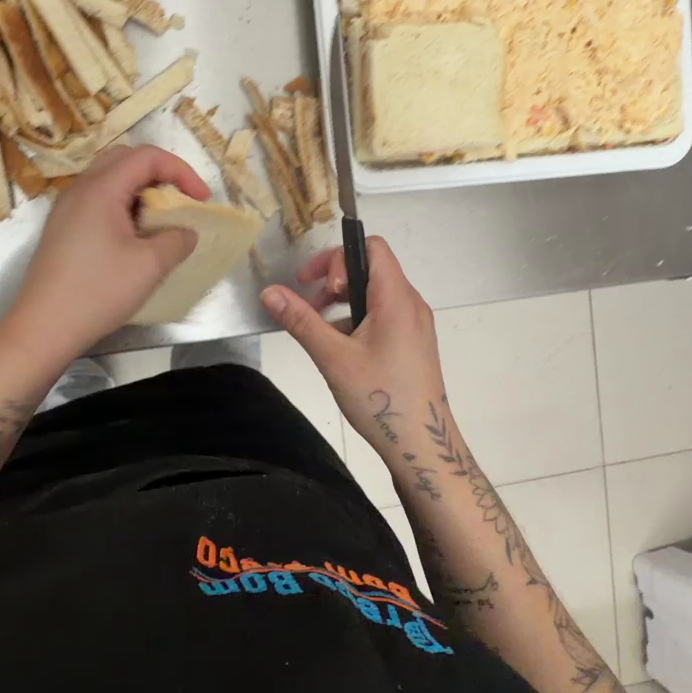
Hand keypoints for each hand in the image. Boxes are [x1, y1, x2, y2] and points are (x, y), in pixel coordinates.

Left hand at [3, 145, 211, 357]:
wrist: (44, 327)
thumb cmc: (97, 292)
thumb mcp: (150, 266)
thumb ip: (177, 240)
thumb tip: (187, 232)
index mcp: (100, 189)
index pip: (147, 156)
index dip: (181, 171)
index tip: (201, 200)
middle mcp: (80, 189)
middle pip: (126, 160)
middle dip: (161, 175)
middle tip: (180, 203)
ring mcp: (67, 208)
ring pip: (110, 180)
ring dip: (141, 192)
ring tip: (159, 222)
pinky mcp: (62, 228)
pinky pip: (98, 201)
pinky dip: (123, 207)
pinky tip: (133, 239)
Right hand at [263, 237, 446, 455]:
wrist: (422, 445)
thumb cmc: (381, 398)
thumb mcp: (333, 358)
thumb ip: (301, 320)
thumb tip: (269, 292)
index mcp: (396, 299)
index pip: (371, 247)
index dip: (337, 256)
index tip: (315, 285)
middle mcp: (411, 304)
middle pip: (371, 267)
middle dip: (334, 278)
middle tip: (311, 304)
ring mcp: (415, 324)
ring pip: (375, 292)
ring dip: (343, 300)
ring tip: (320, 328)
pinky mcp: (413, 343)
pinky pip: (384, 314)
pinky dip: (358, 318)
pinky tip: (340, 348)